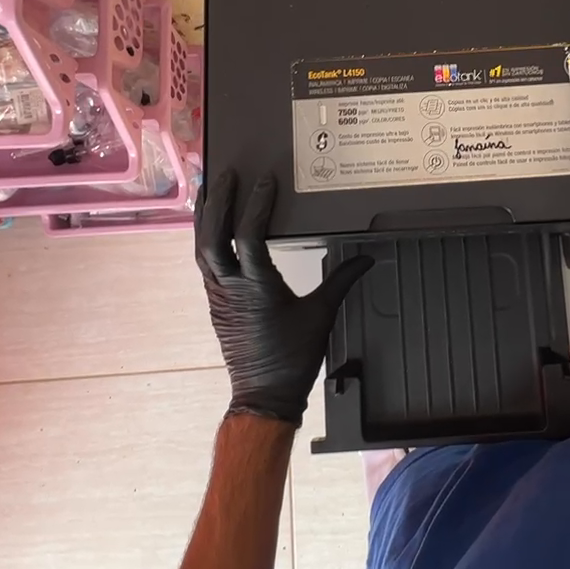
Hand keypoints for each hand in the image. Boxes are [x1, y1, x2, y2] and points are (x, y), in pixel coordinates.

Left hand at [197, 170, 374, 424]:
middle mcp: (230, 287)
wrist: (264, 394)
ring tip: (210, 191)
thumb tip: (367, 258)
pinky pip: (204, 263)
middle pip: (211, 236)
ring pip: (201, 248)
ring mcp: (217, 295)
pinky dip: (205, 239)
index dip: (255, 204)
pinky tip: (212, 228)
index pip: (249, 234)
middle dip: (219, 202)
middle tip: (227, 174)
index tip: (264, 180)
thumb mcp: (321, 314)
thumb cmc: (293, 356)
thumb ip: (342, 280)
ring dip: (205, 218)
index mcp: (257, 286)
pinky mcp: (215, 303)